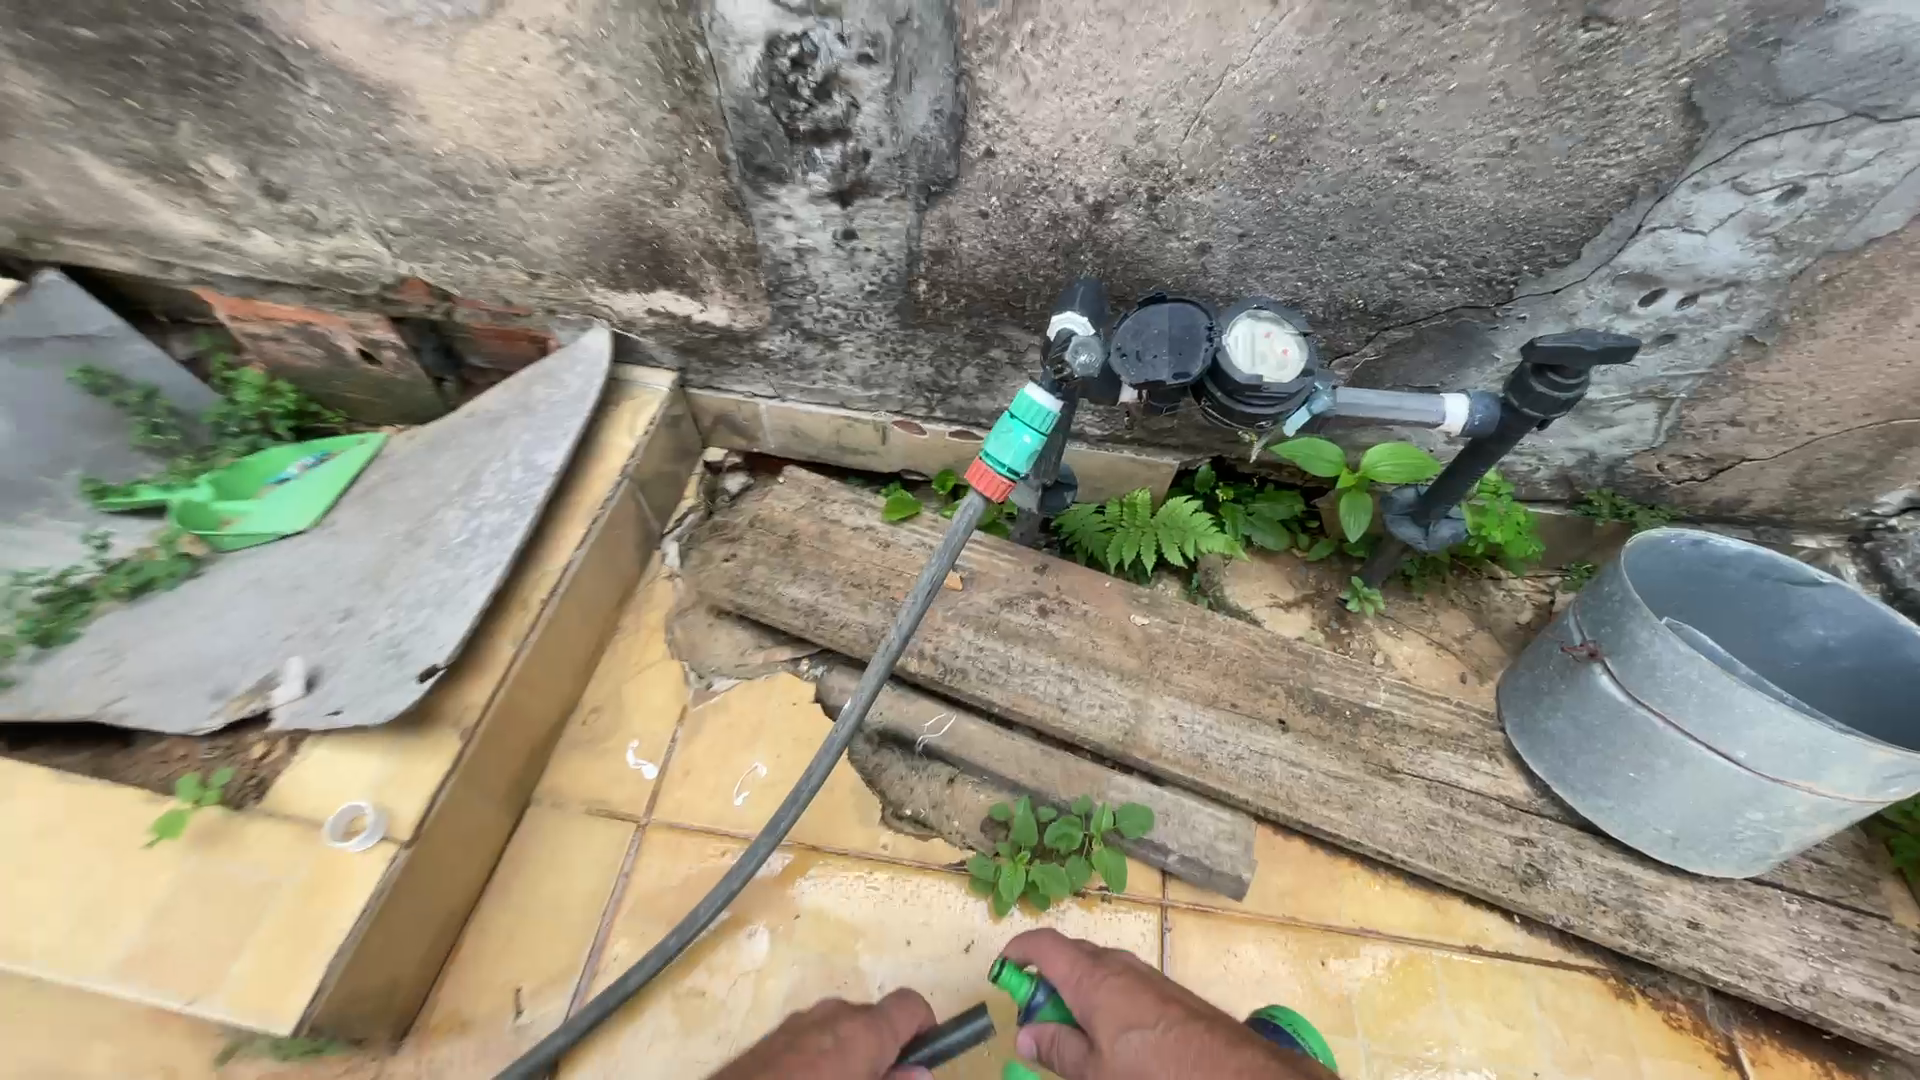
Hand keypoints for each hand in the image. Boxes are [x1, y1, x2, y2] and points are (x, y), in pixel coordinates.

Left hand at [707, 988, 937, 1079]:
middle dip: (882, 1054)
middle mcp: (836, 1013)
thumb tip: (920, 1073)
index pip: (911, 1004)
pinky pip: (809, 1042)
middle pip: (874, 1022)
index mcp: (865, 1030)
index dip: (924, 1029)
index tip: (923, 1062)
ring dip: (848, 1060)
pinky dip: (817, 1063)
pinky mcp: (770, 1038)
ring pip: (839, 1033)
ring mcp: (800, 1022)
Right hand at [999, 929, 1333, 1079]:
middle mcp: (1115, 964)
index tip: (1003, 970)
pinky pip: (1121, 983)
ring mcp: (1143, 974)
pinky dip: (1104, 1001)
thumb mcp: (1096, 1073)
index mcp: (1089, 976)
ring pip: (1097, 971)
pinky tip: (1112, 1041)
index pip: (1043, 943)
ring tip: (1075, 1036)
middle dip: (1047, 981)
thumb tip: (1025, 1035)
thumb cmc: (1153, 1072)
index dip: (1018, 950)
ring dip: (1077, 993)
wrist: (1232, 1072)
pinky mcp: (1165, 991)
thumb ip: (1057, 1050)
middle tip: (1036, 1021)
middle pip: (1069, 956)